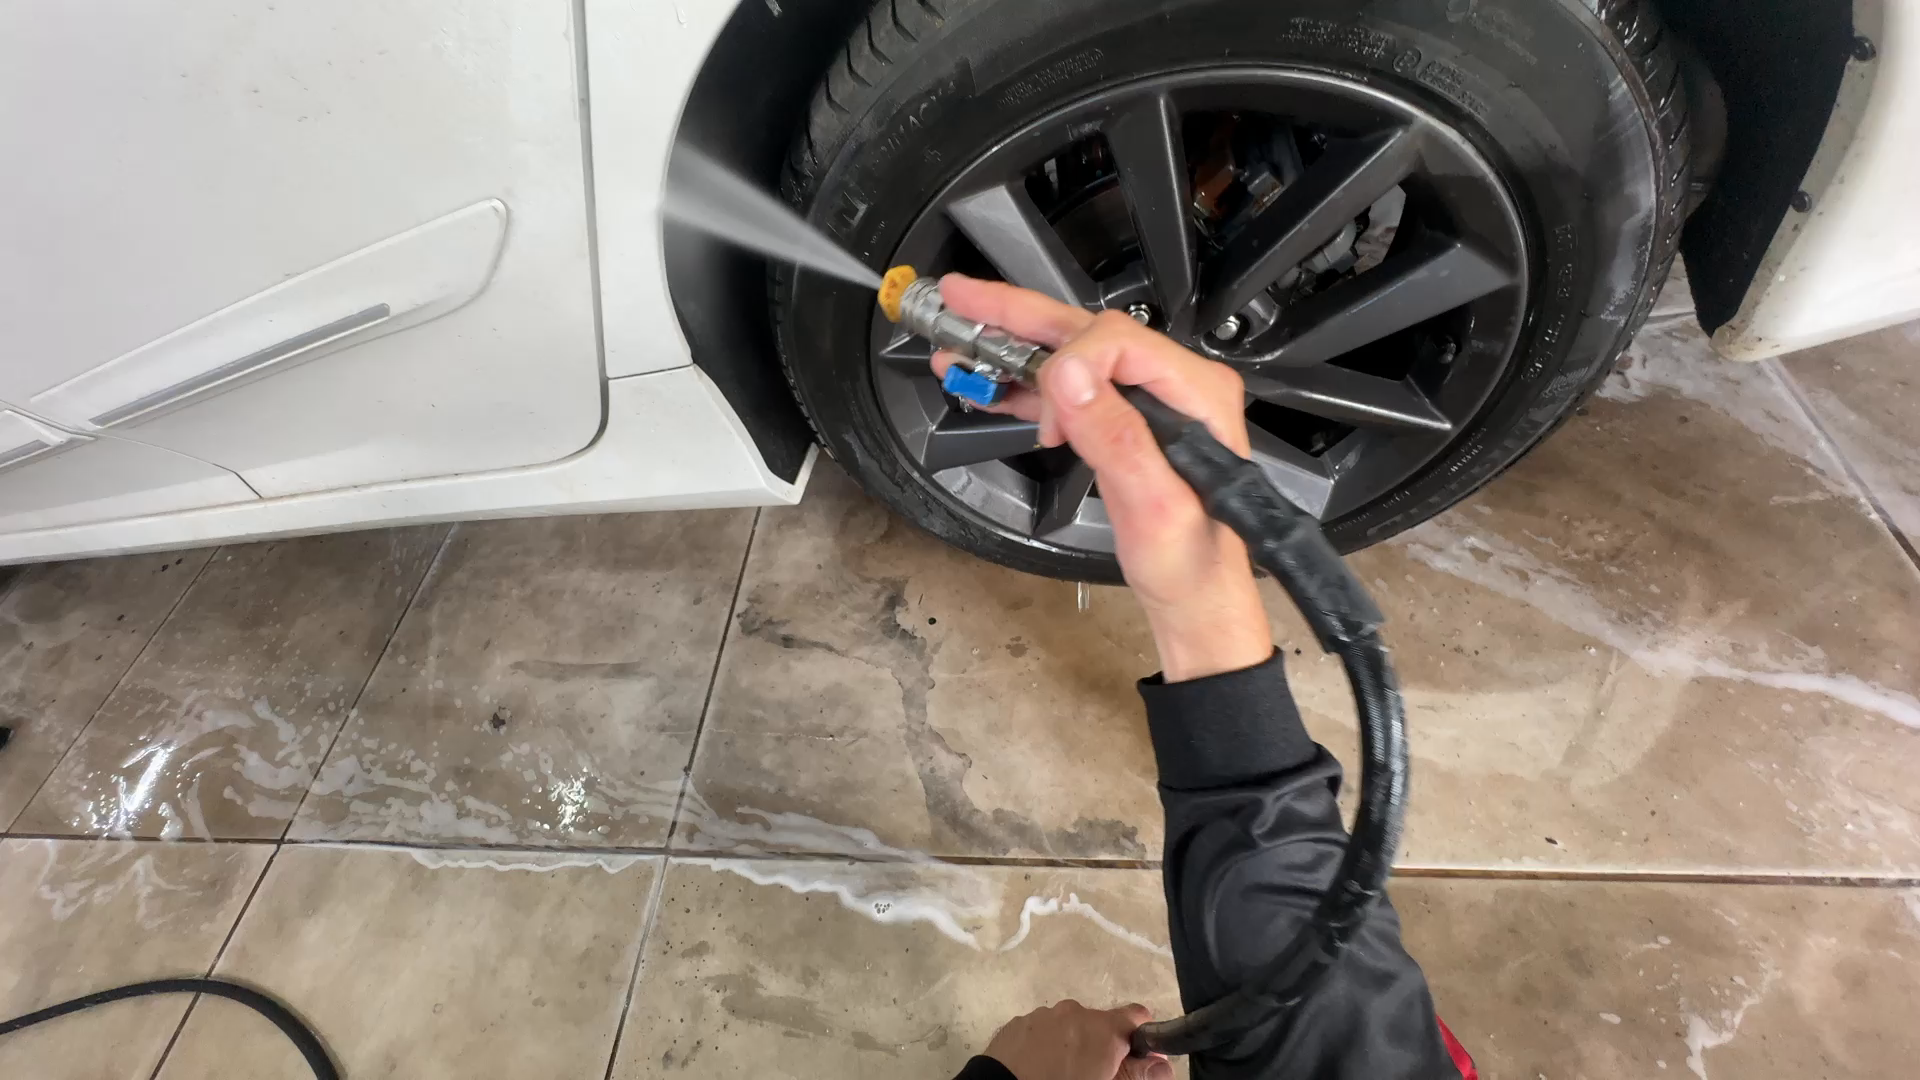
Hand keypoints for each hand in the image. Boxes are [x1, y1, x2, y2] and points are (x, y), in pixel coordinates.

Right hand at [932, 273, 1272, 681]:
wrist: (1193, 590)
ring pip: (1066, 357)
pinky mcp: (1119, 422)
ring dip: (1010, 351)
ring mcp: (1141, 402)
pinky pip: (1064, 392)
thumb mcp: (1155, 504)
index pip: (1116, 340)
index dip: (1068, 361)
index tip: (1048, 409)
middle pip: (1083, 333)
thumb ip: (1114, 435)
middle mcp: (1169, 385)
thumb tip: (1066, 375)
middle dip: (1016, 316)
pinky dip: (1023, 388)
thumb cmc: (1189, 558)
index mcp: (1193, 392)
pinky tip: (988, 385)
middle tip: (962, 299)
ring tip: (958, 348)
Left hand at [982, 1000, 1171, 1079]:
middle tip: (1101, 1076)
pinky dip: (1049, 1047)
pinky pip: (1044, 1032)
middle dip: (1105, 1048)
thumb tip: (1164, 1064)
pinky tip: (1042, 1071)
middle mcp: (1074, 1011)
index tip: (1145, 1055)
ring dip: (1075, 1047)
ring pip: (1070, 1028)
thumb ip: (1135, 1076)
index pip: (1135, 1015)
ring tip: (1066, 1075)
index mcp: (1101, 1028)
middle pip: (1102, 1025)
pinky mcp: (1019, 1024)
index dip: (1144, 1034)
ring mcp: (1044, 1015)